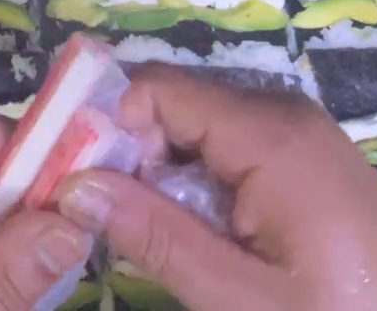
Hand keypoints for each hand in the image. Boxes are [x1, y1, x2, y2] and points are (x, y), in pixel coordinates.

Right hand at [56, 64, 376, 310]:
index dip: (110, 125)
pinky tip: (204, 229)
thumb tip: (68, 185)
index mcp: (268, 131)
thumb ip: (151, 234)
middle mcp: (281, 110)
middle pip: (173, 100)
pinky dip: (198, 175)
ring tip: (159, 230)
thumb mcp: (241, 300)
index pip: (156, 87)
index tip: (86, 182)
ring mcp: (300, 131)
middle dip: (132, 149)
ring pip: (196, 123)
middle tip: (114, 215)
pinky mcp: (309, 156)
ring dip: (162, 167)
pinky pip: (229, 142)